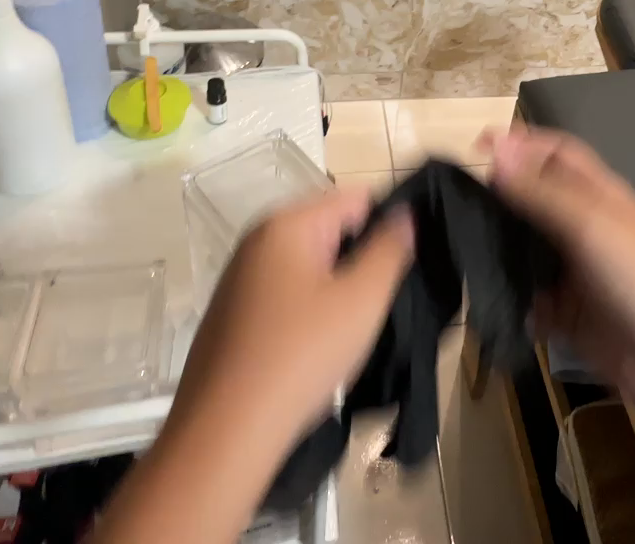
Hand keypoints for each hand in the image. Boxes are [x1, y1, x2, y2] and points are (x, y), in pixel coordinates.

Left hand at [173, 188, 415, 445]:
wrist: (224, 436)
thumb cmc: (300, 356)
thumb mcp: (362, 299)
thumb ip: (390, 247)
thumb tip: (405, 213)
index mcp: (287, 224)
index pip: (357, 198)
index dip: (390, 223)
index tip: (410, 261)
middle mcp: (258, 241)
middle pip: (332, 229)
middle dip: (364, 258)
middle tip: (386, 298)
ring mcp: (240, 279)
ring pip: (311, 265)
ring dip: (339, 287)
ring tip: (358, 326)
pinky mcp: (232, 316)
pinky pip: (288, 294)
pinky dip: (311, 310)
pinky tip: (321, 347)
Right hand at [486, 126, 634, 401]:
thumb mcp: (589, 224)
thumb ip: (540, 190)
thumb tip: (495, 149)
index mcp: (597, 194)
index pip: (554, 153)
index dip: (520, 144)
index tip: (475, 148)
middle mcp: (583, 225)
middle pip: (533, 200)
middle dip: (498, 198)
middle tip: (453, 204)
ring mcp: (573, 270)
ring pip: (523, 249)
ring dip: (498, 250)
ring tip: (460, 250)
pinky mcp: (564, 313)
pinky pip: (526, 297)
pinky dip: (510, 299)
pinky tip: (492, 301)